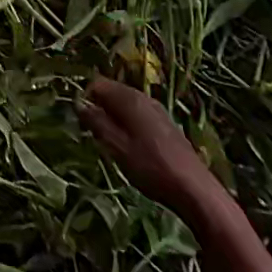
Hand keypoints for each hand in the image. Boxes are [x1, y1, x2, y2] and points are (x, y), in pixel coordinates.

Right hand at [78, 78, 222, 217]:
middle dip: (99, 107)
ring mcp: (156, 108)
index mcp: (128, 97)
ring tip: (109, 142)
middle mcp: (142, 96)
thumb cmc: (150, 166)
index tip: (80, 121)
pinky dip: (128, 123)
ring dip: (113, 117)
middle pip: (112, 92)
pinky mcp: (164, 123)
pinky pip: (138, 114)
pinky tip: (130, 145)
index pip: (97, 84)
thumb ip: (96, 122)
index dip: (85, 98)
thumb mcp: (116, 147)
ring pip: (125, 104)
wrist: (193, 187)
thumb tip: (79, 104)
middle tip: (93, 134)